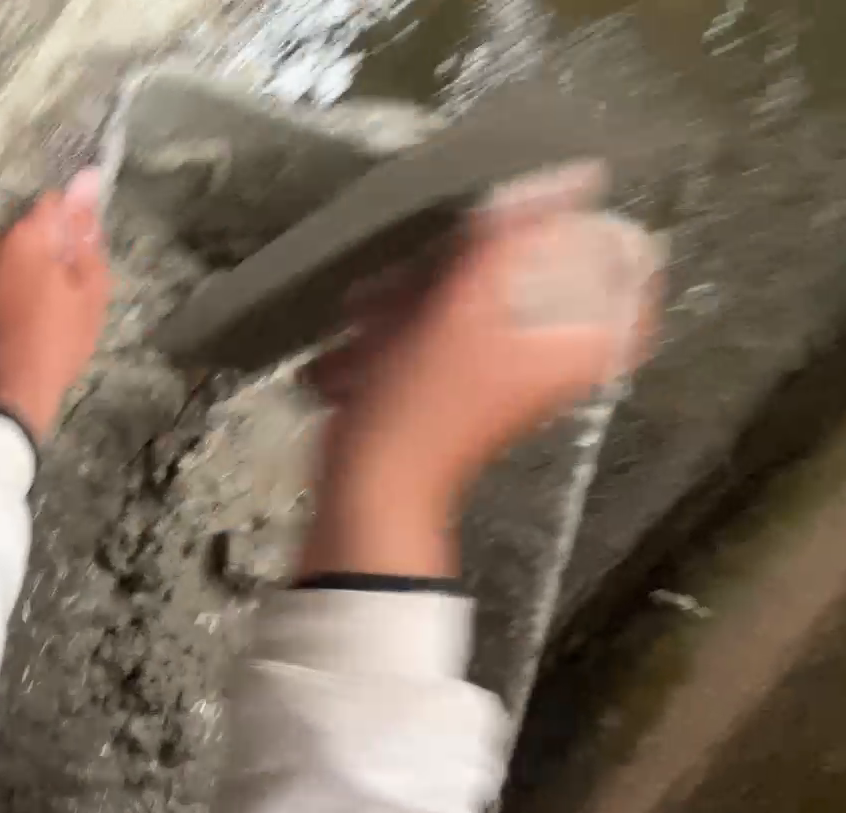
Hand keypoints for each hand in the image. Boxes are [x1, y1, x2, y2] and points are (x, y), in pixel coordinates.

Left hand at [0, 169, 112, 440]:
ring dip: (23, 276)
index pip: (53, 204)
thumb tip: (86, 186)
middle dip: (47, 252)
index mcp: (25, 237)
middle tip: (66, 291)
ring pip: (6, 263)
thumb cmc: (56, 342)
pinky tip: (17, 326)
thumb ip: (86, 236)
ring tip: (41, 314)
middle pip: (26, 235)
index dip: (72, 223)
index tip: (81, 250)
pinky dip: (4, 297)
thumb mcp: (89, 291)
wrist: (5, 394)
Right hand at [301, 162, 664, 579]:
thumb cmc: (417, 408)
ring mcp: (496, 368)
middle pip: (520, 272)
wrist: (366, 487)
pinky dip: (393, 335)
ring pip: (465, 299)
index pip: (602, 251)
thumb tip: (567, 178)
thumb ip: (509, 241)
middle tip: (405, 280)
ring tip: (363, 320)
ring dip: (407, 302)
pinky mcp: (449, 383)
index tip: (483, 240)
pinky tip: (357, 351)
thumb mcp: (460, 313)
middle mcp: (551, 349)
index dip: (542, 232)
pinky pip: (431, 333)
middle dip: (450, 272)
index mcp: (585, 337)